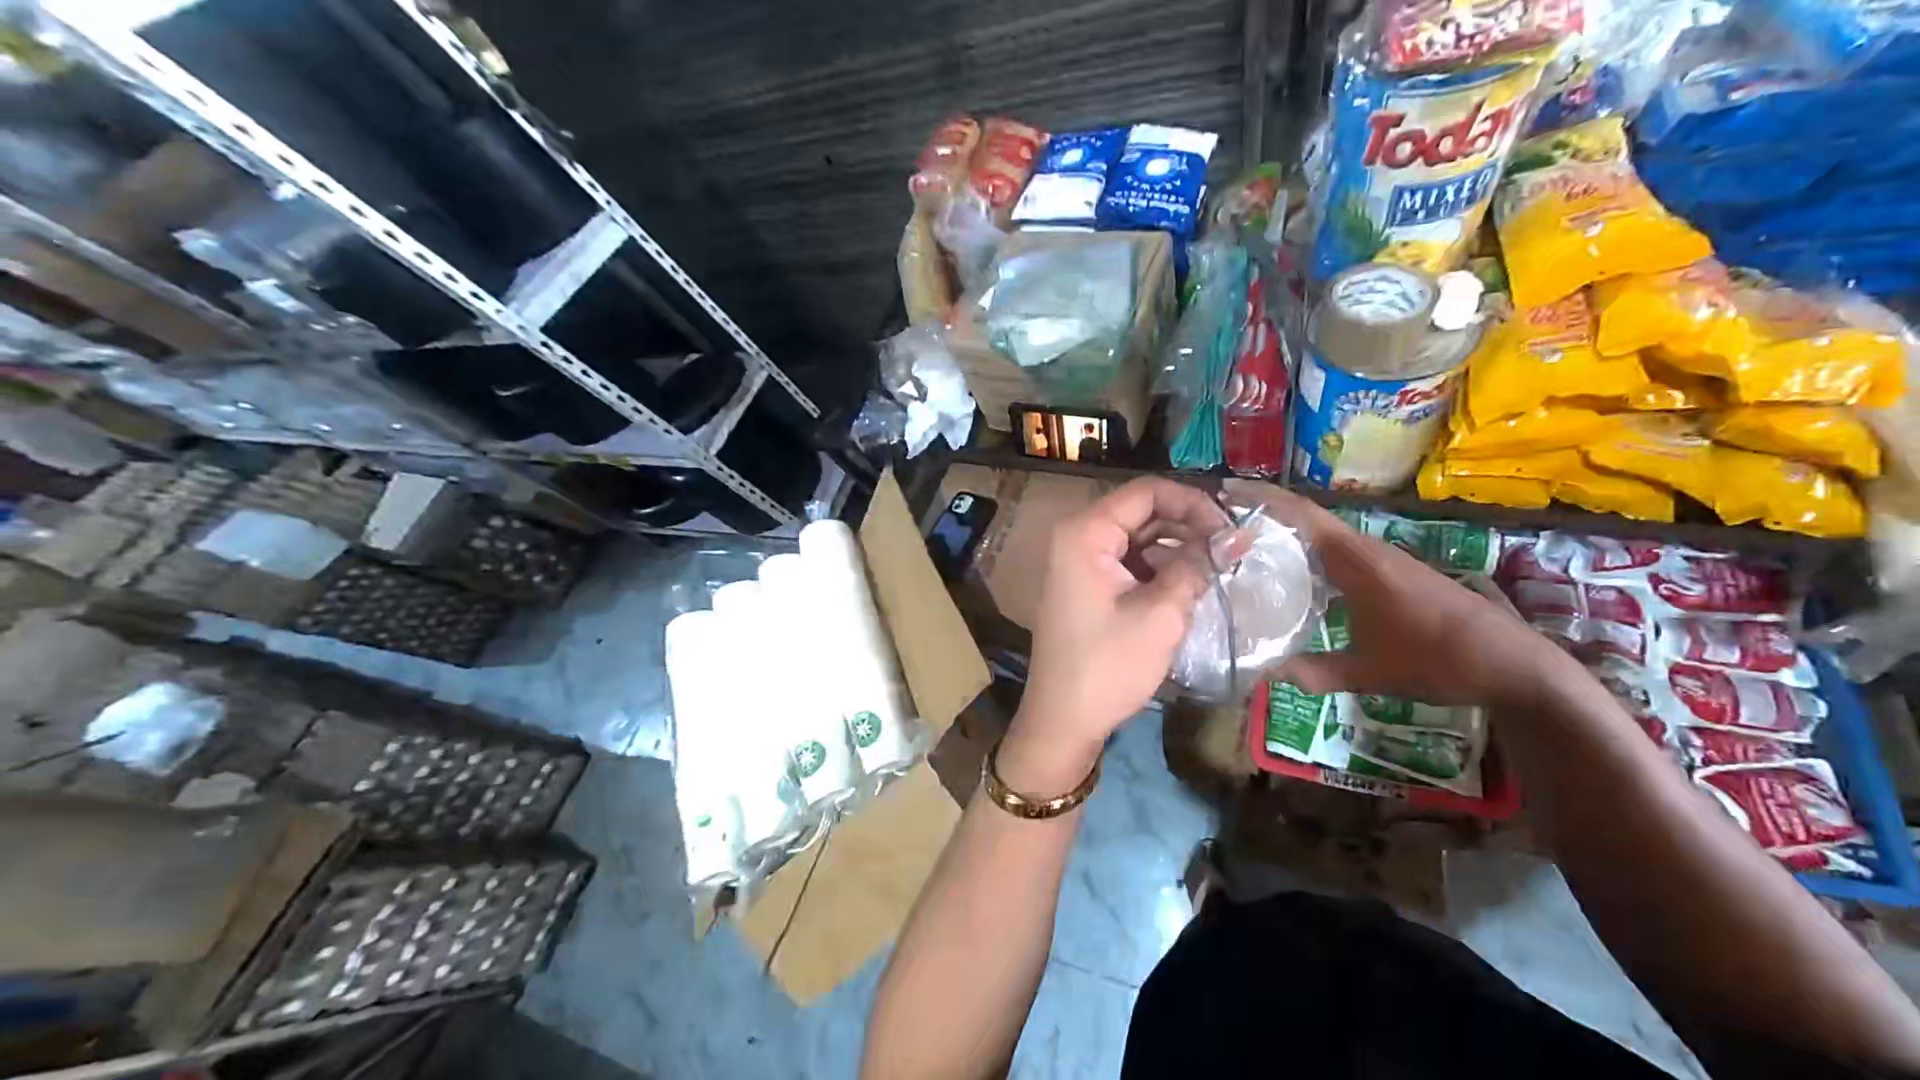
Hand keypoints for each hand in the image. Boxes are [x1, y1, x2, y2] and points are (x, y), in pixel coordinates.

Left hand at [1003, 477, 1228, 793]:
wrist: (1063, 719)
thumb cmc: (1108, 665)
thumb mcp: (1161, 614)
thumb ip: (1198, 566)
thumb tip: (1238, 538)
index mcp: (1085, 532)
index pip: (1148, 492)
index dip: (1194, 503)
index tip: (1231, 529)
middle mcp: (1078, 536)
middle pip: (1142, 511)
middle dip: (1189, 525)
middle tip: (1233, 549)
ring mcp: (1080, 561)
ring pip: (1138, 537)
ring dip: (1178, 547)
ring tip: (1220, 567)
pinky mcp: (1087, 584)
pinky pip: (1129, 561)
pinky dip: (1160, 567)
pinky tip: (1192, 583)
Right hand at [1221, 479, 1576, 709]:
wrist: (1511, 664)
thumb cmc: (1437, 660)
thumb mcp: (1369, 673)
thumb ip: (1314, 672)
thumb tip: (1262, 675)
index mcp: (1357, 561)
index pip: (1301, 515)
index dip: (1261, 498)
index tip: (1224, 490)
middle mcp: (1366, 550)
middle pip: (1306, 518)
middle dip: (1262, 512)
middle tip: (1218, 520)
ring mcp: (1380, 559)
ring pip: (1321, 534)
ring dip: (1284, 531)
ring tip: (1242, 543)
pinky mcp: (1389, 572)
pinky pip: (1335, 550)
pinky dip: (1305, 550)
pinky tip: (1289, 572)